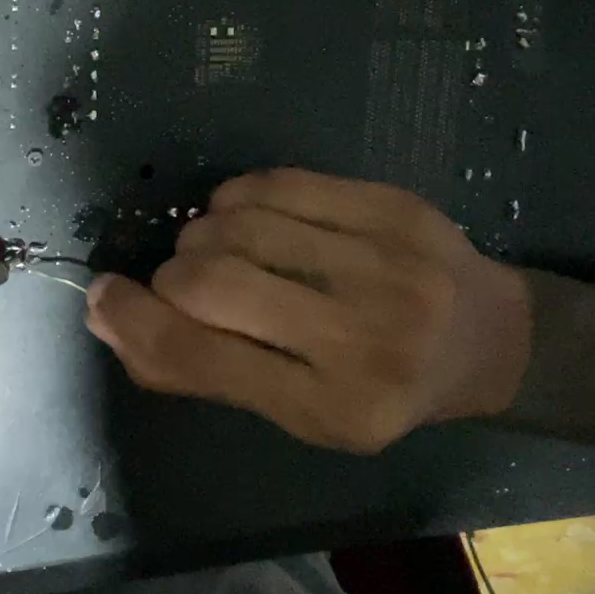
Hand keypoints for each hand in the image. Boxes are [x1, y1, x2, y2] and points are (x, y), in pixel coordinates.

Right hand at [85, 169, 531, 452]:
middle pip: (209, 281)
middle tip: (186, 285)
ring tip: (223, 252)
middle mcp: (364, 339)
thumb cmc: (375, 389)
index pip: (200, 356)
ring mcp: (385, 265)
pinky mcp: (391, 207)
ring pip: (235, 225)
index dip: (132, 320)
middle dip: (172, 277)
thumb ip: (194, 368)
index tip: (102, 294)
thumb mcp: (288, 409)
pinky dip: (235, 200)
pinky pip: (271, 184)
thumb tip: (103, 312)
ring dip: (202, 236)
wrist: (492, 342)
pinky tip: (248, 219)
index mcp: (332, 407)